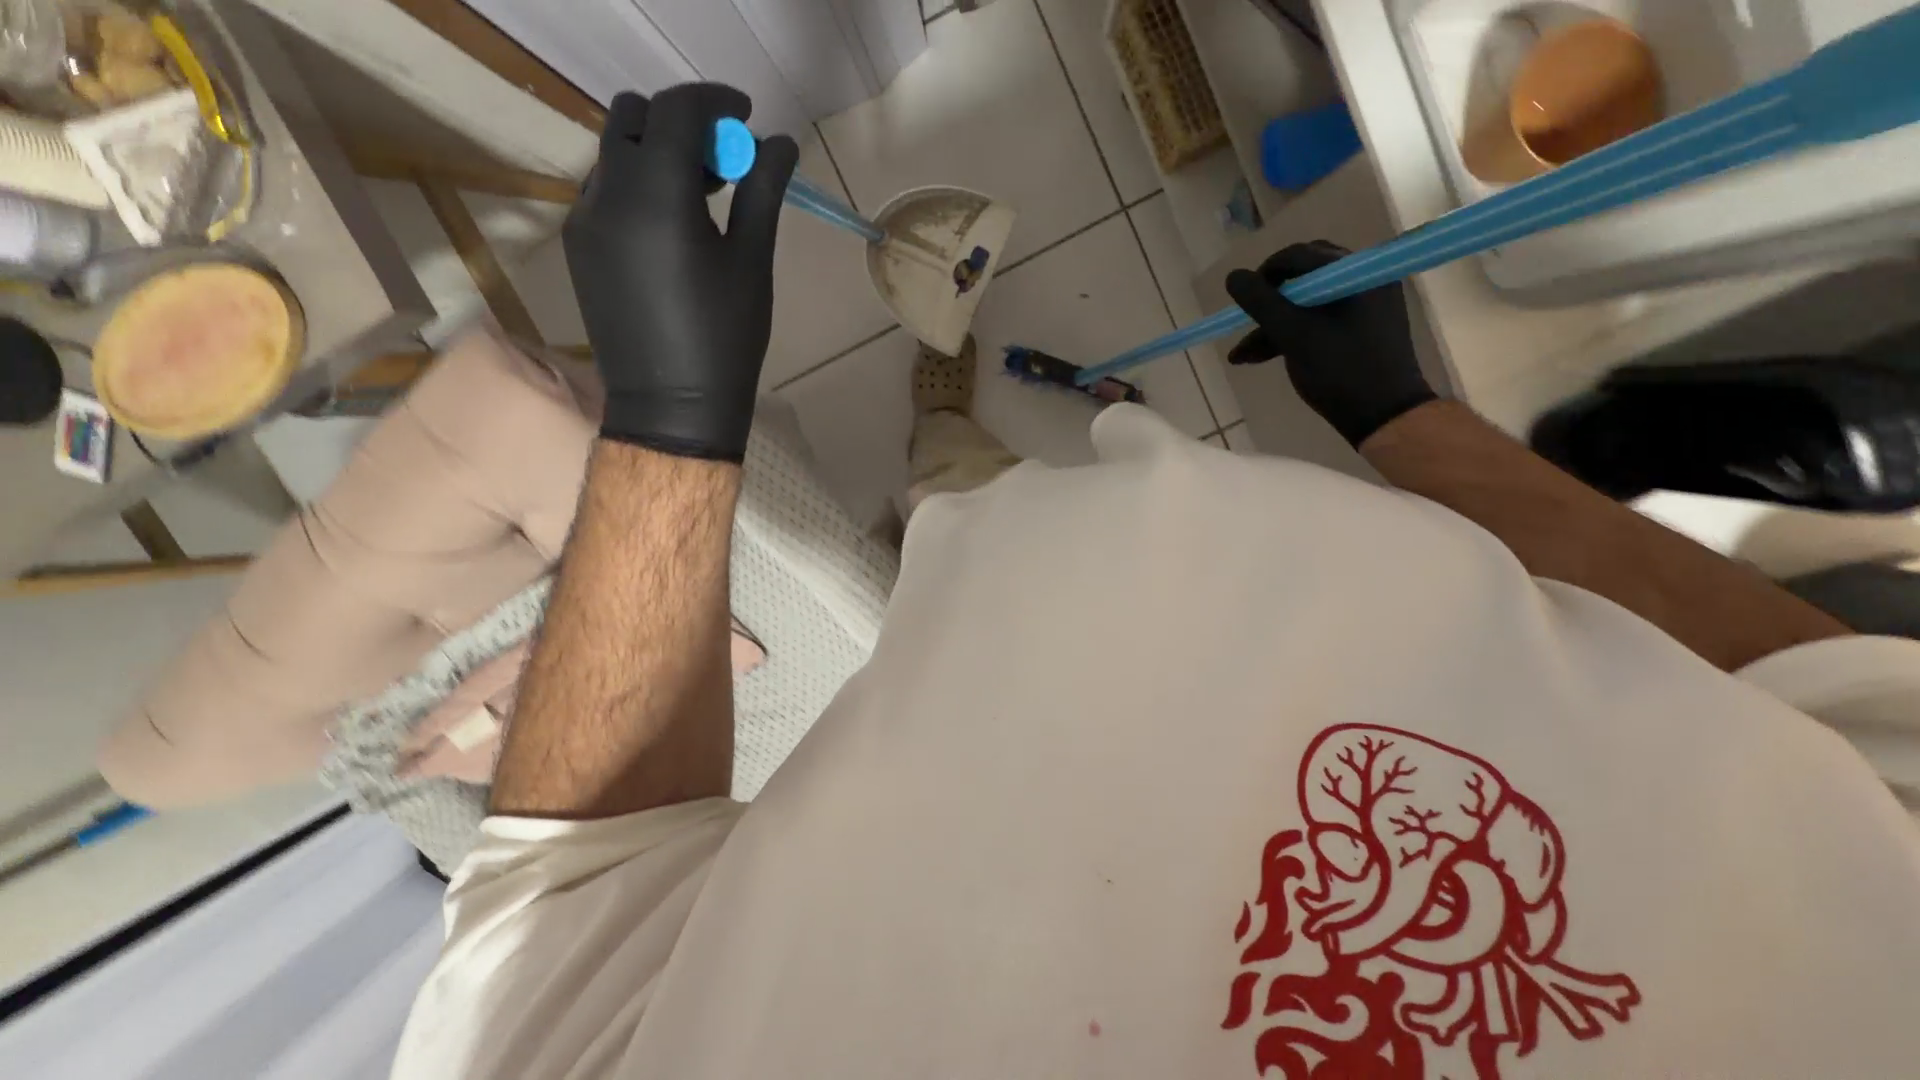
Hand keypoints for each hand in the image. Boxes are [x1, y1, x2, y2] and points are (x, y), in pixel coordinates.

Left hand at [564, 84, 799, 460]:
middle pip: (635, 118)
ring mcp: (585, 219)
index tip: (746, 117)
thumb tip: (780, 143)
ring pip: (615, 151)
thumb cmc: (724, 337)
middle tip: (722, 161)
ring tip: (701, 197)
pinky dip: (637, 184)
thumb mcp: (752, 262)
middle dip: (681, 123)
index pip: (678, 111)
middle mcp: (610, 195)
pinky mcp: (578, 245)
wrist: (670, 406)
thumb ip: (762, 191)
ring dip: (657, 152)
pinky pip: (604, 188)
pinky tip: (670, 227)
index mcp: (658, 197)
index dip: (715, 102)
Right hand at [1224, 241, 1434, 447]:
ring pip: (1307, 304)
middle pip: (1303, 277)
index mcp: (1356, 272)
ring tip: (1243, 354)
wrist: (1385, 416)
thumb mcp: (1294, 335)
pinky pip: (1320, 320)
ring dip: (1273, 325)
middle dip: (1269, 302)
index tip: (1242, 300)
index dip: (1264, 275)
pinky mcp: (1361, 328)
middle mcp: (1364, 279)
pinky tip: (1261, 356)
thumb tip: (1233, 277)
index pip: (1299, 255)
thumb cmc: (1340, 372)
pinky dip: (1292, 335)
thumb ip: (1261, 303)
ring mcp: (1364, 304)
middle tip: (1245, 321)